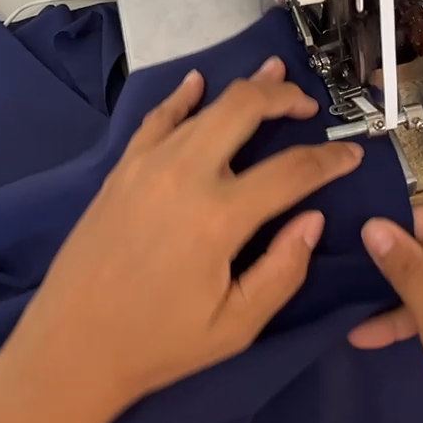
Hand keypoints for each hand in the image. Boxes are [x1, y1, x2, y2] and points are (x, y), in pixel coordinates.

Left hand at [11, 56, 364, 408]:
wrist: (71, 347)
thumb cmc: (159, 343)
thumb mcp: (236, 326)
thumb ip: (283, 269)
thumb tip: (313, 218)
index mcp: (220, 217)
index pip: (292, 171)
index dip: (330, 160)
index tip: (351, 154)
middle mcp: (186, 174)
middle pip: (246, 109)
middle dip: (285, 97)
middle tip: (308, 105)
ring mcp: (149, 164)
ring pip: (205, 105)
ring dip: (244, 87)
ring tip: (272, 74)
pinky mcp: (122, 167)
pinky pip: (158, 117)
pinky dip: (182, 96)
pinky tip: (197, 82)